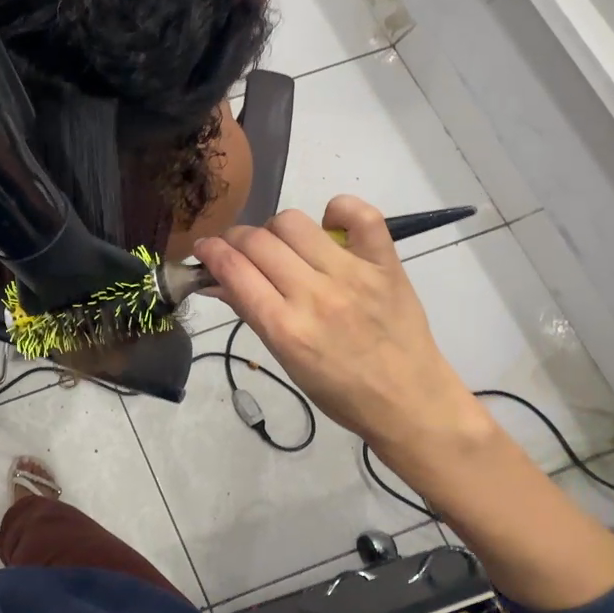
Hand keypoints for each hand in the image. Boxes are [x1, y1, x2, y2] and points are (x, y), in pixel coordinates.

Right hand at [193, 196, 487, 455]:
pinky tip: (328, 228)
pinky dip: (338, 210)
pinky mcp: (385, 264)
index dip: (209, 251)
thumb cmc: (338, 390)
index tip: (203, 249)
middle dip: (235, 239)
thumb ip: (250, 313)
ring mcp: (352, 276)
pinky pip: (360, 215)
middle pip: (256, 241)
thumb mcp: (284, 359)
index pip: (233, 269)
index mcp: (284, 328)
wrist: (410, 401)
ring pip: (293, 223)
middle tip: (237, 250)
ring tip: (283, 246)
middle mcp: (315, 296)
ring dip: (275, 229)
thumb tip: (215, 280)